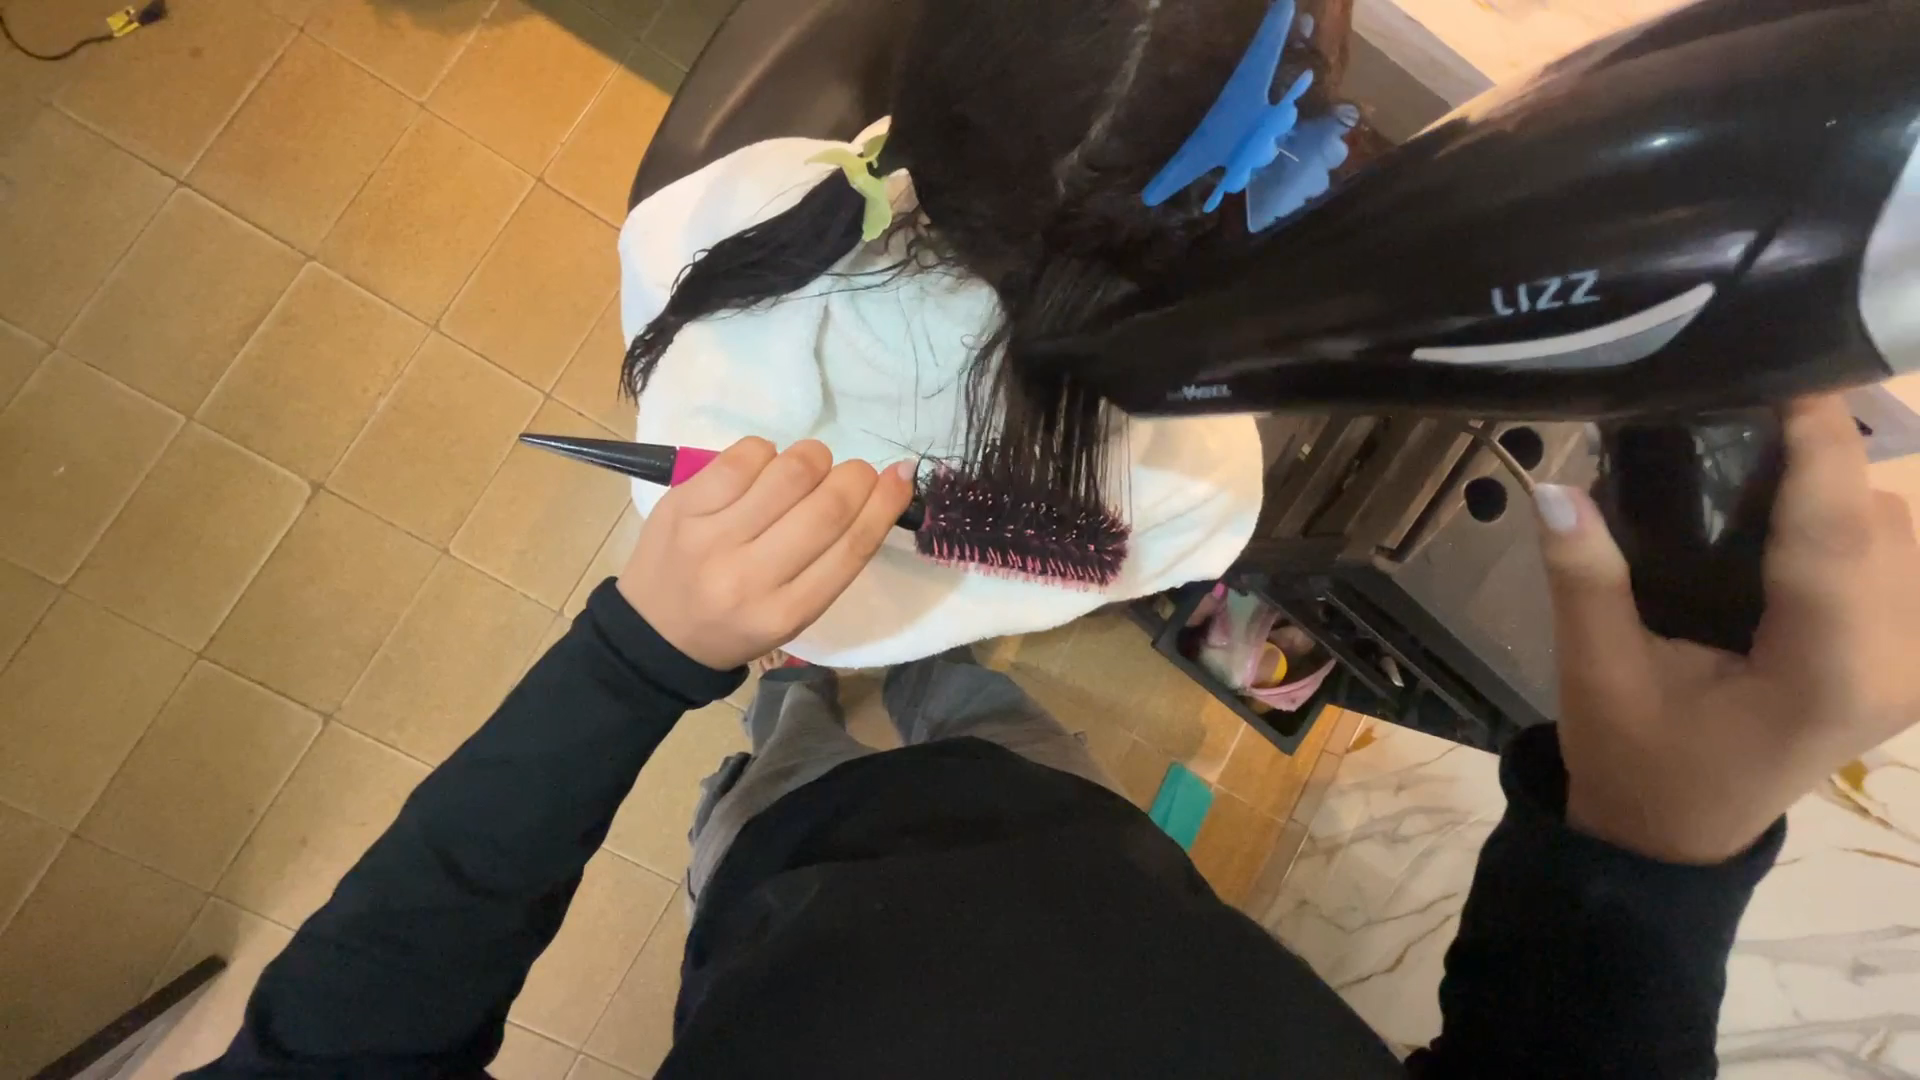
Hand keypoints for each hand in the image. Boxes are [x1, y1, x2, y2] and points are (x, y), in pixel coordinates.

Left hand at [617, 437, 914, 669]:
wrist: (654, 635)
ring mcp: (713, 538)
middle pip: (827, 508)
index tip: (902, 476)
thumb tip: (877, 491)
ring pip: (789, 473)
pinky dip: (769, 451)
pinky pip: (743, 457)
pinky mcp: (683, 506)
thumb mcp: (793, 613)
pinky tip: (766, 466)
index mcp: (787, 612)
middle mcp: (752, 577)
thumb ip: (832, 561)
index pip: (851, 548)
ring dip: (816, 458)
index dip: (885, 504)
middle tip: (858, 472)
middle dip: (857, 476)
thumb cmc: (738, 624)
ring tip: (812, 467)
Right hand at [1533, 394, 1919, 863]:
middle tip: (1747, 407)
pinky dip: (1846, 522)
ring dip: (1843, 490)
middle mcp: (1901, 663)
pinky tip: (1781, 510)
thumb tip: (1554, 489)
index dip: (1824, 457)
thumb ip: (1584, 581)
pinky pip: (1894, 567)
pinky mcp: (1896, 660)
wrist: (1672, 827)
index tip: (1797, 382)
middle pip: (1890, 532)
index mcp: (1827, 672)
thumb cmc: (1632, 754)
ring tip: (1758, 450)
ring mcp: (1912, 665)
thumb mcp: (1594, 670)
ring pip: (1904, 543)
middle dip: (1834, 462)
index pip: (1840, 543)